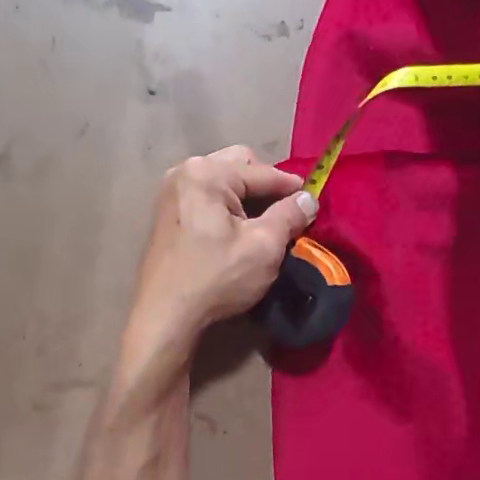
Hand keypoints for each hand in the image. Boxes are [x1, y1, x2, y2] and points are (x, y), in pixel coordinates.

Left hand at [127, 146, 317, 345]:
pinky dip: (225, 205)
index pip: (262, 172)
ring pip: (221, 180)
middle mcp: (184, 172)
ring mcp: (171, 192)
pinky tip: (238, 227)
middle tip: (286, 211)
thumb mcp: (263, 247)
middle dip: (265, 185)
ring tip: (265, 220)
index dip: (292, 186)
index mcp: (207, 173)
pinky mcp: (166, 212)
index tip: (314, 199)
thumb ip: (289, 216)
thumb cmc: (216, 278)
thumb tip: (308, 199)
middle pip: (238, 165)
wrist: (165, 315)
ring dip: (245, 195)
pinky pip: (205, 195)